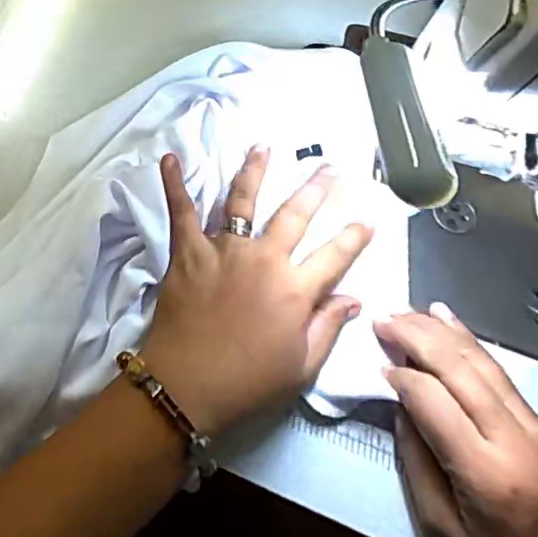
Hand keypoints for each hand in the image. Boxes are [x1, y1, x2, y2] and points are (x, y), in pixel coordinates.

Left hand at [139, 147, 372, 436]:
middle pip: (294, 214)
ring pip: (242, 200)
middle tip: (327, 167)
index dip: (354, 238)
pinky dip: (174, 185)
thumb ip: (328, 327)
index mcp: (294, 288)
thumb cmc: (247, 383)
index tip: (367, 220)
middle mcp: (264, 258)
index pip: (334, 256)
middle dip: (314, 188)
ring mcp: (225, 250)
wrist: (185, 389)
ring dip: (254, 170)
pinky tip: (170, 159)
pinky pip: (182, 212)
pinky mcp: (189, 252)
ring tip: (262, 147)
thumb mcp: (300, 367)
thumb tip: (353, 299)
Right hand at [376, 305, 537, 536]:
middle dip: (417, 335)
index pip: (432, 399)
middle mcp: (513, 437)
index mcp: (485, 472)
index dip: (402, 375)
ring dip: (443, 330)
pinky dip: (471, 342)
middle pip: (458, 367)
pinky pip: (501, 371)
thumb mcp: (448, 534)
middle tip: (385, 317)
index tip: (379, 363)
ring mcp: (534, 425)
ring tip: (411, 312)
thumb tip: (402, 409)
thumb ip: (419, 468)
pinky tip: (452, 325)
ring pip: (482, 360)